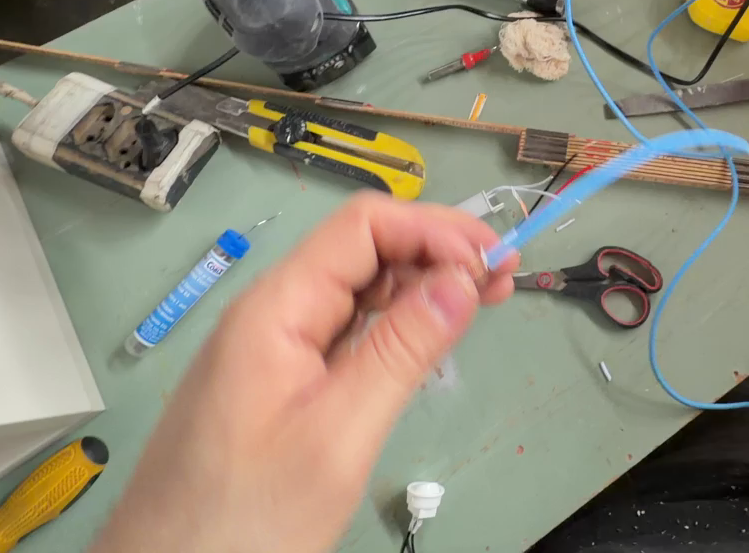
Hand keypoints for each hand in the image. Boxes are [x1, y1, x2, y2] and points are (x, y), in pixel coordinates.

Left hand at [91, 194, 517, 552]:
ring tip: (485, 295)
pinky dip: (400, 318)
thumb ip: (403, 350)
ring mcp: (278, 343)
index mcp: (278, 306)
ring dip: (425, 281)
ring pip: (362, 284)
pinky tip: (433, 329)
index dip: (433, 230)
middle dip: (437, 249)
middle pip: (365, 247)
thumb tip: (466, 278)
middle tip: (503, 274)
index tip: (490, 261)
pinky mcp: (285, 375)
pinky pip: (351, 324)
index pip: (364, 226)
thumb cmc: (245, 522)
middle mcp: (277, 309)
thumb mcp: (338, 437)